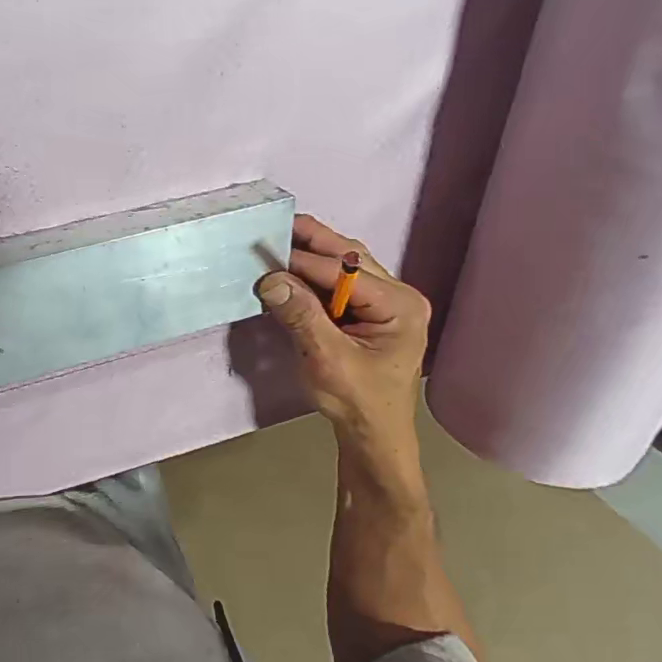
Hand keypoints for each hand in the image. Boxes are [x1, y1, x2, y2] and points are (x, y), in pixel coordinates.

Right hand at [256, 214, 430, 479]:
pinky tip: (288, 269)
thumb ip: (301, 316)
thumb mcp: (327, 360)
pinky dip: (312, 272)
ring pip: (344, 263)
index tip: (263, 254)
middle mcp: (397, 294)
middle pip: (348, 255)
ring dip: (310, 253)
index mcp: (399, 305)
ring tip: (274, 241)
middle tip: (270, 227)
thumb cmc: (357, 402)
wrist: (373, 435)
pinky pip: (338, 280)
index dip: (301, 260)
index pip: (344, 270)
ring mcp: (384, 301)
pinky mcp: (367, 310)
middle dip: (309, 241)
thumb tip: (271, 279)